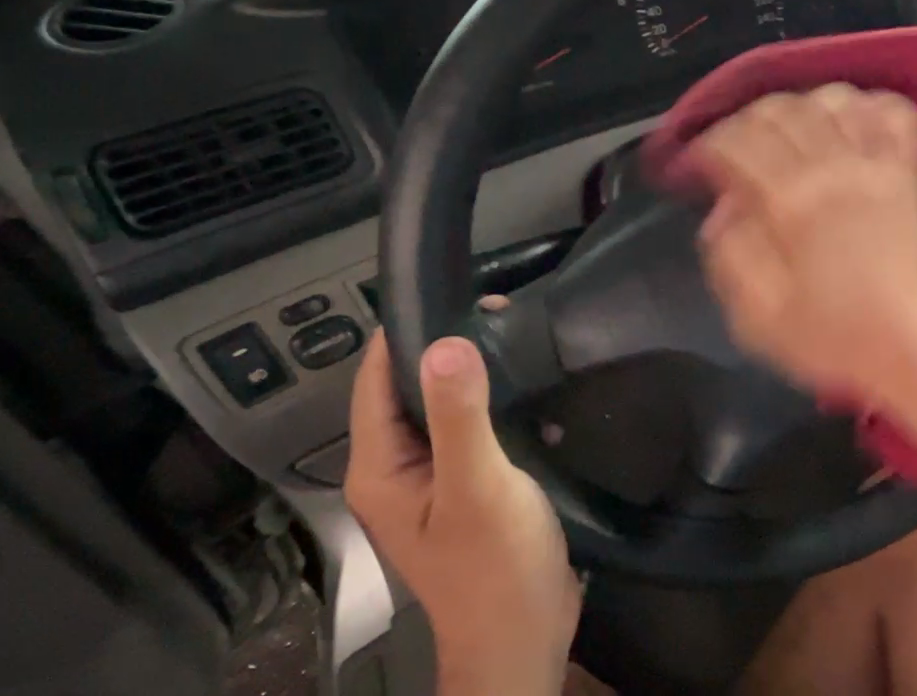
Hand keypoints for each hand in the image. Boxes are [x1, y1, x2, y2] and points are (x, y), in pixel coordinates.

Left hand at [345, 302, 580, 695]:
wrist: (524, 633)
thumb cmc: (494, 564)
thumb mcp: (478, 485)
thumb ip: (461, 415)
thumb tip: (444, 343)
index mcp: (380, 468)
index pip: (377, 380)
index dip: (408, 332)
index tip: (458, 289)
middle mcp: (398, 470)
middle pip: (412, 391)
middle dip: (450, 347)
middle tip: (505, 307)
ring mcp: (434, 482)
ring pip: (446, 409)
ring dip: (477, 374)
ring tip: (521, 334)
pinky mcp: (471, 489)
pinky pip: (474, 430)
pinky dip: (496, 403)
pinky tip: (532, 386)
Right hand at [694, 84, 916, 402]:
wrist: (907, 346)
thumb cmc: (829, 337)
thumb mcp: (755, 316)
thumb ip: (729, 253)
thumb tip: (722, 207)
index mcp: (790, 204)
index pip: (737, 140)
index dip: (708, 145)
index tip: (702, 165)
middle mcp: (833, 170)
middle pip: (780, 110)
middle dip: (746, 122)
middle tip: (740, 149)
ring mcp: (878, 165)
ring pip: (833, 98)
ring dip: (803, 107)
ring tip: (792, 134)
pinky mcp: (911, 171)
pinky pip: (894, 112)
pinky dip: (868, 105)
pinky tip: (850, 123)